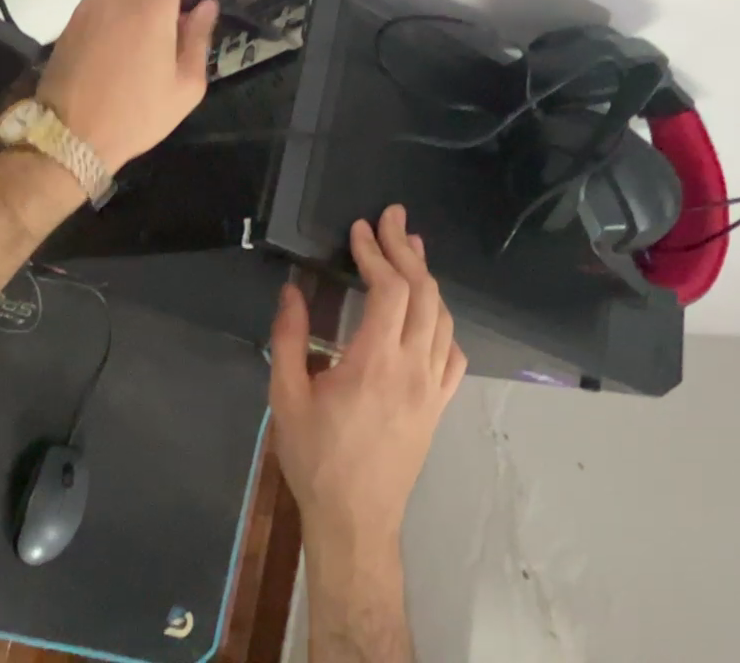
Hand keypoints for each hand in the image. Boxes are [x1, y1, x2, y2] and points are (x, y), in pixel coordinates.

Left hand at [36, 0, 222, 171]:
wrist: (70, 135)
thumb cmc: (136, 115)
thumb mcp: (186, 85)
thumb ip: (199, 37)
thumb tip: (205, 8)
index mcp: (149, 3)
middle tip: (188, 24)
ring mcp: (89, 6)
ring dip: (150, 2)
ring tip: (159, 40)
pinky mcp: (72, 22)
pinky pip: (107, 4)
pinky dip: (125, 13)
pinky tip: (129, 47)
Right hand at [269, 206, 466, 571]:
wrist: (355, 518)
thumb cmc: (315, 457)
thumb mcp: (286, 396)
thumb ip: (289, 338)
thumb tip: (293, 291)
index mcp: (375, 362)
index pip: (389, 290)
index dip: (377, 253)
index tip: (361, 229)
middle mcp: (413, 369)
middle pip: (424, 295)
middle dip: (407, 251)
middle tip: (393, 220)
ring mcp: (432, 389)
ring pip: (444, 320)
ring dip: (428, 281)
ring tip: (411, 252)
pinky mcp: (438, 407)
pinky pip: (453, 355)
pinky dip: (443, 324)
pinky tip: (429, 317)